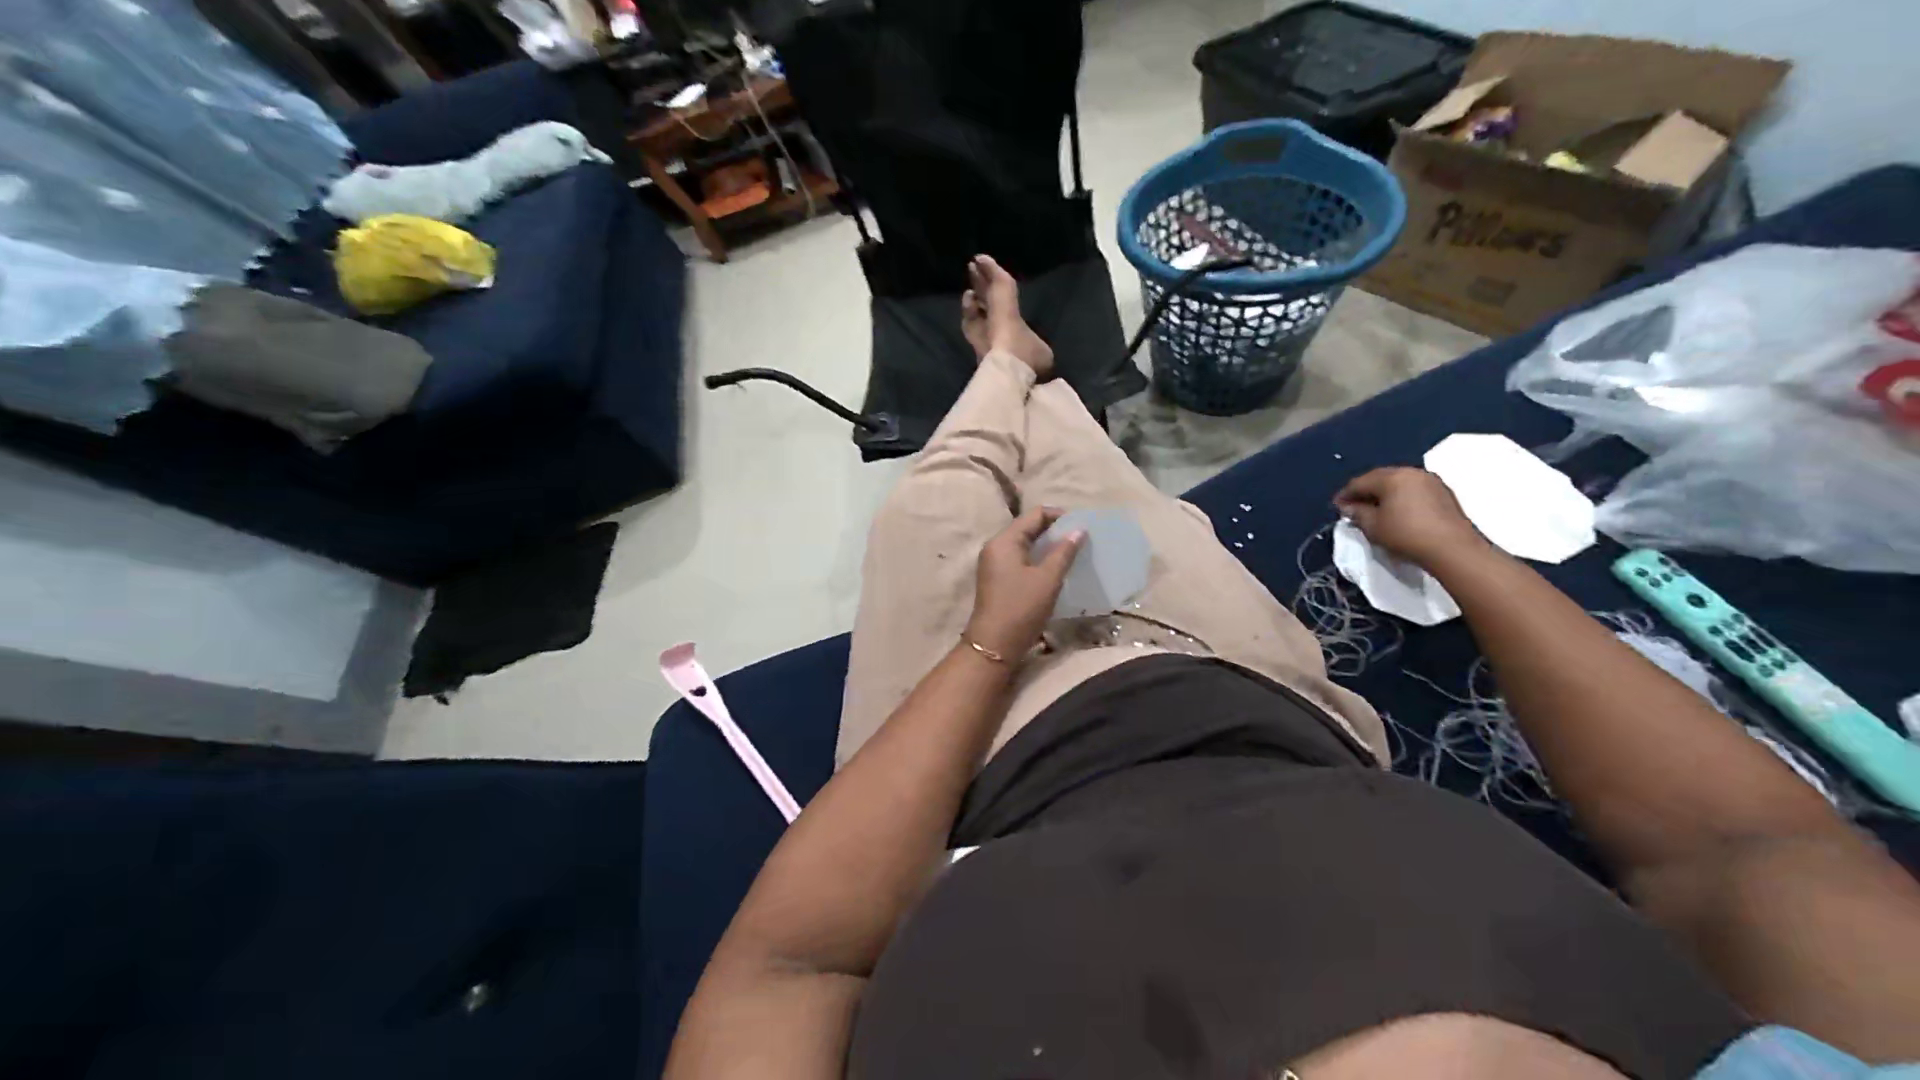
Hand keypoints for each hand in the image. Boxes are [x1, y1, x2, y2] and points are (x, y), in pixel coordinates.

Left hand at [963, 506, 1083, 661]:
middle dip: (1054, 531)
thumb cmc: (1021, 608)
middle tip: (1080, 539)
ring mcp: (995, 564)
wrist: (994, 645)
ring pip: (1025, 545)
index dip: (1059, 516)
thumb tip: (1079, 530)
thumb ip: (1064, 552)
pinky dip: (1039, 560)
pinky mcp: (998, 579)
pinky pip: (1021, 560)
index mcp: (1004, 541)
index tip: (1082, 525)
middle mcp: (996, 547)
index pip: (1034, 515)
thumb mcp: (1047, 579)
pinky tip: (1056, 569)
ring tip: (1072, 553)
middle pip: (1028, 528)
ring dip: (1048, 547)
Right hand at [1334, 467, 1490, 568]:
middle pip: (1380, 478)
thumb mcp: (1373, 526)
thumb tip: (1348, 507)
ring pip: (1398, 483)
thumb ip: (1357, 513)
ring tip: (1374, 509)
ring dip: (1383, 494)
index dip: (1345, 494)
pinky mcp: (1444, 493)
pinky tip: (1396, 511)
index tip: (1336, 507)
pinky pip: (1413, 490)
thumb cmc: (1406, 534)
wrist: (1453, 548)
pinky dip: (1401, 497)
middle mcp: (1412, 472)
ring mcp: (1431, 481)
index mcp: (1392, 477)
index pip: (1360, 482)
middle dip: (1365, 491)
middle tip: (1353, 506)